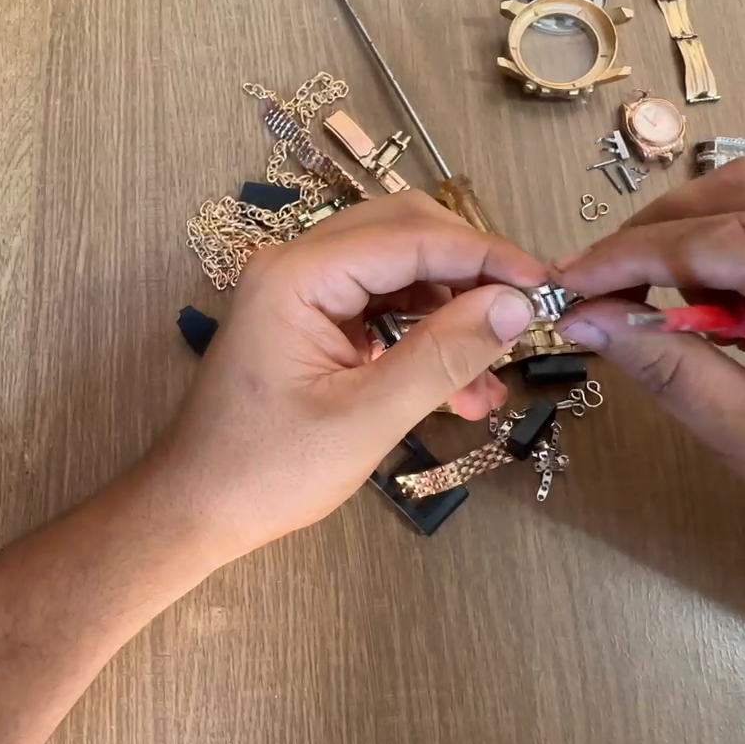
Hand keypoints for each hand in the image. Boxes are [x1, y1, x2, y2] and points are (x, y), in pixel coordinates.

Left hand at [141, 191, 545, 561]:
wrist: (197, 507)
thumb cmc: (268, 471)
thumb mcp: (365, 418)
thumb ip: (443, 356)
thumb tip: (517, 305)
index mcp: (297, 274)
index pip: (410, 238)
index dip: (485, 255)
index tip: (547, 286)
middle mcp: (296, 265)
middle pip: (404, 236)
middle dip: (469, 272)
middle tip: (523, 316)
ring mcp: (301, 291)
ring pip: (397, 272)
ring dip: (451, 311)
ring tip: (494, 371)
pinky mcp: (311, 321)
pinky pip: (380, 308)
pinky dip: (422, 337)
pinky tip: (462, 386)